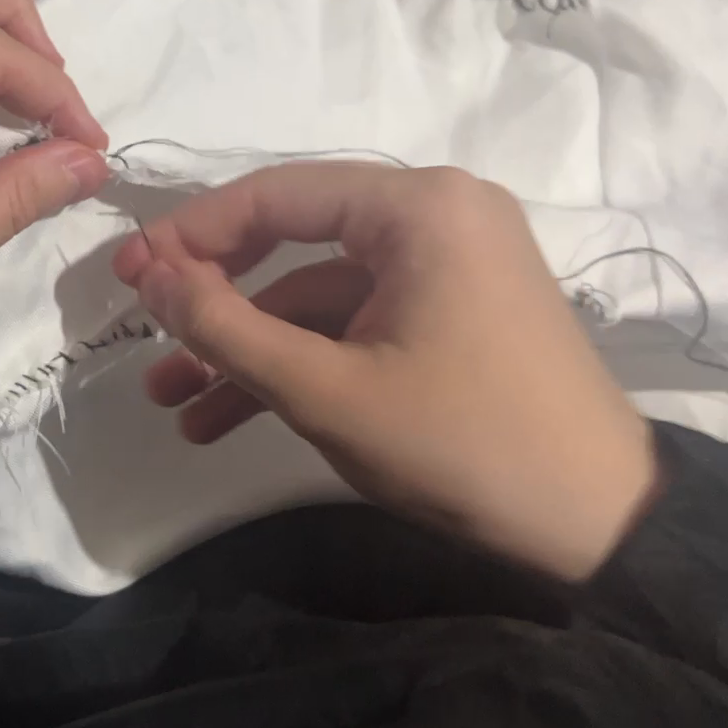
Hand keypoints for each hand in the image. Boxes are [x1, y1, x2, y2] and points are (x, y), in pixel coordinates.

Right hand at [112, 163, 654, 580]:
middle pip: (289, 238)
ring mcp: (439, 267)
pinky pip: (347, 324)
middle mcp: (432, 216)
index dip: (190, 234)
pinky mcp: (441, 313)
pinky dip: (292, 362)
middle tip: (143, 321)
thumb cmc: (461, 445)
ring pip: (311, 295)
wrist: (600, 532)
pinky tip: (221, 418)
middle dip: (212, 293)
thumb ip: (223, 325)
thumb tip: (148, 275)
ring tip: (168, 398)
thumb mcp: (323, 389)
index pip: (273, 195)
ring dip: (243, 345)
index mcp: (417, 208)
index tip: (128, 274)